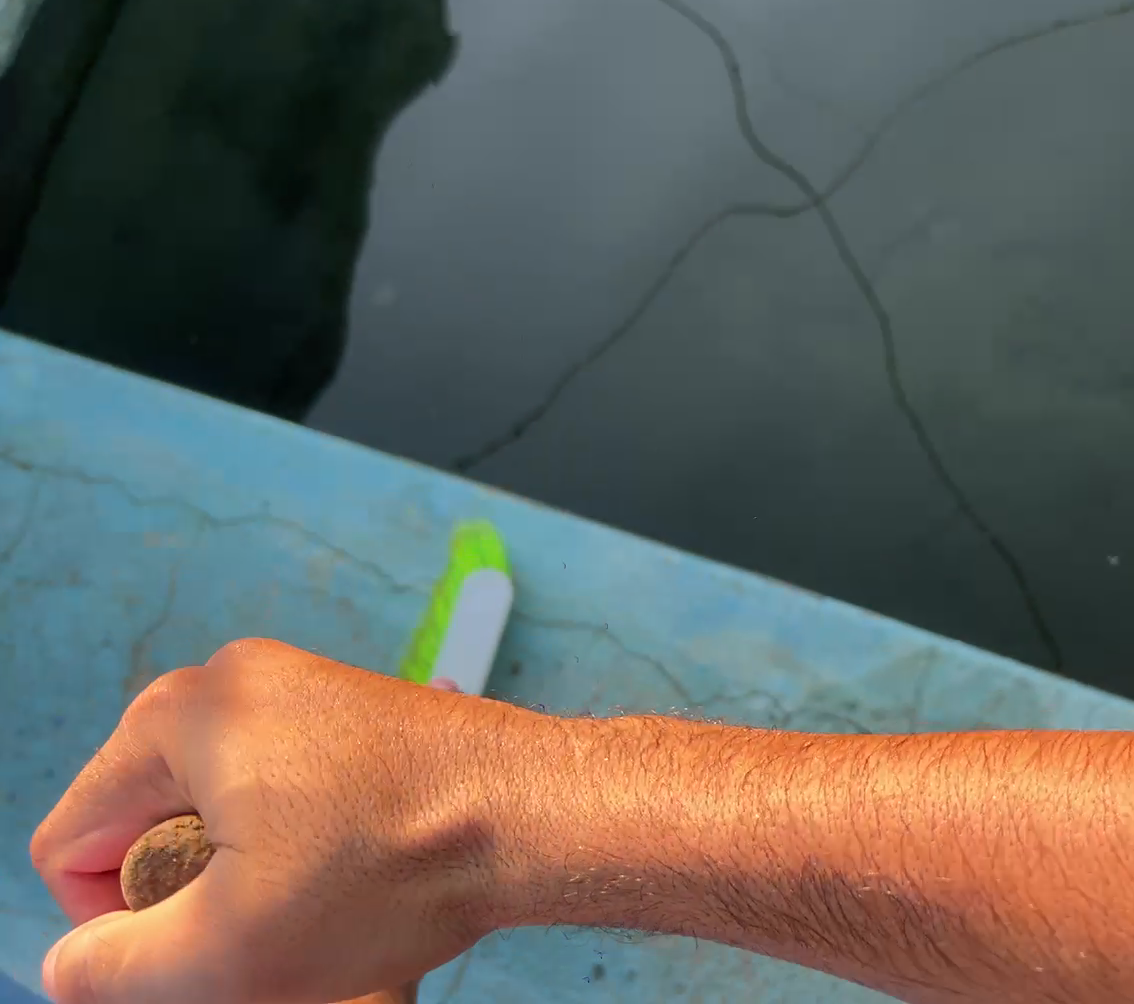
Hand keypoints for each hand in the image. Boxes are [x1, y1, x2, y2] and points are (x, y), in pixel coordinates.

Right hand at [31, 639, 537, 1003]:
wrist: (545, 809)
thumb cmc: (400, 865)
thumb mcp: (211, 955)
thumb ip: (98, 967)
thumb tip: (83, 948)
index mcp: (193, 708)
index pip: (76, 842)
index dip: (126, 911)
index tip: (220, 920)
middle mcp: (259, 677)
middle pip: (163, 819)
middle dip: (202, 881)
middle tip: (283, 908)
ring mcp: (328, 688)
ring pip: (240, 810)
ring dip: (264, 866)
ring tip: (337, 888)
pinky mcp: (380, 710)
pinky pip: (306, 789)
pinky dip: (322, 837)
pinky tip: (373, 862)